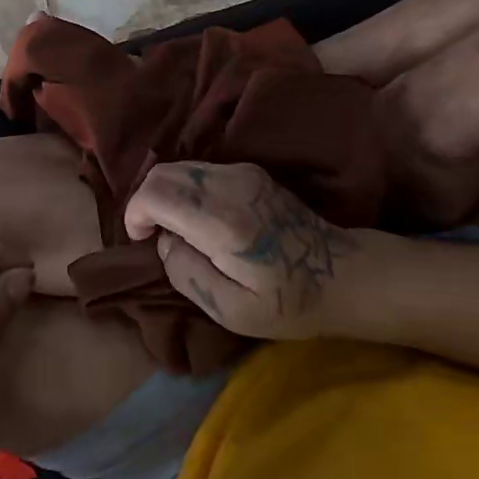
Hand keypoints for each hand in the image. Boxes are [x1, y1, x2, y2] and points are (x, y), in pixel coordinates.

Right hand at [123, 162, 358, 339]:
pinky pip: (198, 170)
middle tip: (152, 236)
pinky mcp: (249, 171)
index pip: (157, 193)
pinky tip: (193, 218)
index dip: (135, 214)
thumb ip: (187, 274)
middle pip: (163, 173)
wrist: (343, 274)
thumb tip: (164, 241)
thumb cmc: (289, 302)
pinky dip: (182, 189)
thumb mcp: (231, 311)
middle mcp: (232, 186)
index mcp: (225, 223)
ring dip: (163, 194)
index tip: (141, 241)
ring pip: (178, 167)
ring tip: (171, 229)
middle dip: (144, 202)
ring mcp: (243, 173)